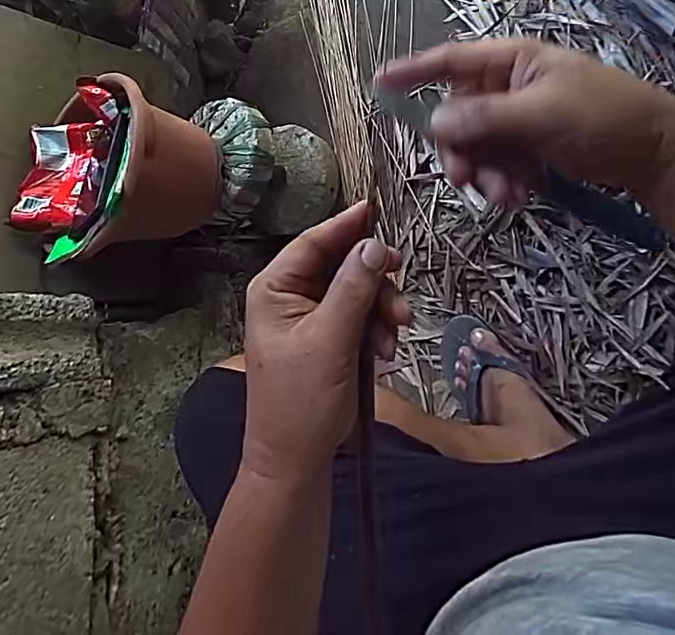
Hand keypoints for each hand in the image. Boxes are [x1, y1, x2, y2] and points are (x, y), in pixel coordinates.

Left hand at [242, 200, 409, 482]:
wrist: (297, 465)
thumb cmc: (300, 403)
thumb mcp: (330, 341)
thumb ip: (354, 289)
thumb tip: (375, 246)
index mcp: (276, 289)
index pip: (313, 243)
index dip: (345, 225)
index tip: (375, 209)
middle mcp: (292, 297)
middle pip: (342, 266)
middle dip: (374, 282)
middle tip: (399, 294)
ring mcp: (312, 319)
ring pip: (358, 291)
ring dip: (381, 310)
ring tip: (394, 336)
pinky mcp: (330, 339)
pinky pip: (361, 317)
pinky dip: (377, 329)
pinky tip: (385, 351)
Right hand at [375, 39, 674, 206]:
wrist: (655, 153)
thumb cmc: (603, 116)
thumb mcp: (542, 113)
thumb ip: (486, 117)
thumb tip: (434, 120)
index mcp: (512, 61)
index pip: (452, 61)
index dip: (414, 70)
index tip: (379, 82)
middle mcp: (509, 86)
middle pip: (460, 115)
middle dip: (461, 149)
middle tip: (464, 178)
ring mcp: (519, 117)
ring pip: (477, 145)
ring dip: (484, 173)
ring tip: (507, 197)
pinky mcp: (530, 145)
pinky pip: (499, 162)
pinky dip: (503, 180)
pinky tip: (521, 195)